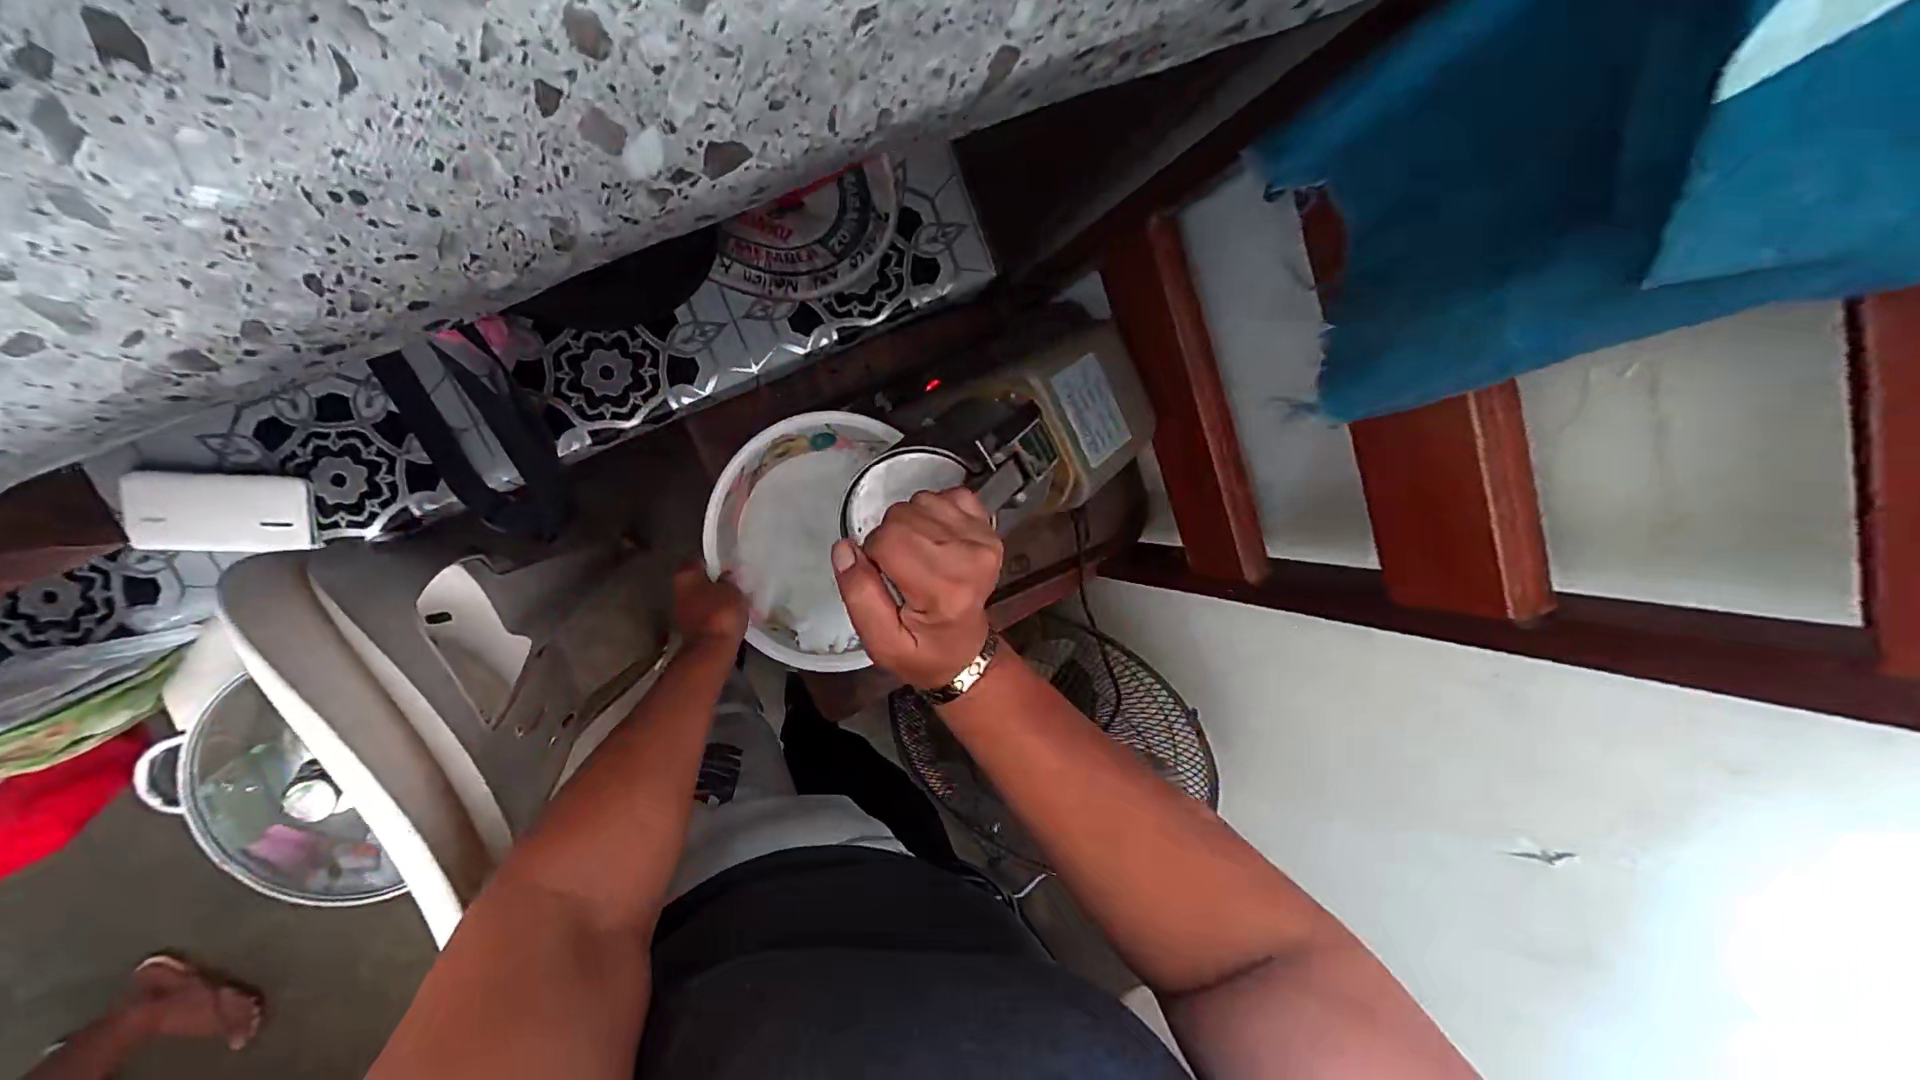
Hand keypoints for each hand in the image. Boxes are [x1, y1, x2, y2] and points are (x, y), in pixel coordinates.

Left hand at [672, 564, 747, 648]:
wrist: (711, 650)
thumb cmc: (721, 612)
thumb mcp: (733, 590)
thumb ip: (729, 580)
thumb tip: (726, 575)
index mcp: (685, 575)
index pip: (700, 560)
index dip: (715, 562)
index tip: (729, 565)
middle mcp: (678, 591)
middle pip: (698, 581)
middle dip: (714, 582)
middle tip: (734, 582)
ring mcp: (682, 611)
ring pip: (702, 598)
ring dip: (715, 599)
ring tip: (736, 600)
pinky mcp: (690, 628)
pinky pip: (705, 614)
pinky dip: (715, 613)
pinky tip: (730, 615)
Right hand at [832, 487, 1001, 688]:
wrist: (964, 649)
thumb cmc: (924, 649)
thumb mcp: (882, 642)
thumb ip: (858, 595)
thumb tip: (845, 549)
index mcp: (944, 590)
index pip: (887, 540)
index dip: (873, 556)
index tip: (885, 578)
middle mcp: (970, 558)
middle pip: (903, 516)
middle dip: (890, 540)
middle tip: (901, 572)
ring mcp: (982, 540)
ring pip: (921, 502)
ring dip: (911, 525)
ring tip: (919, 558)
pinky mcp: (988, 529)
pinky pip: (949, 496)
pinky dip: (935, 513)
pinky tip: (936, 541)